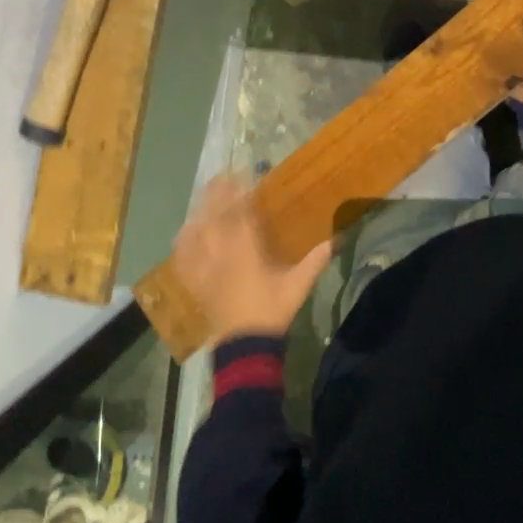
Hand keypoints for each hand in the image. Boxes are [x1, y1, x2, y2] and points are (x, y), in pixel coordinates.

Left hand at [174, 176, 331, 344]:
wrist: (245, 346)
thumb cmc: (272, 311)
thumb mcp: (298, 285)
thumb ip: (316, 259)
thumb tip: (338, 238)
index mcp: (245, 250)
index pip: (239, 212)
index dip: (240, 192)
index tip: (244, 175)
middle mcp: (220, 253)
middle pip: (212, 215)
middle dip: (216, 194)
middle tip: (222, 176)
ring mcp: (204, 268)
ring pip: (195, 232)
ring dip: (199, 211)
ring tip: (205, 197)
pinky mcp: (195, 282)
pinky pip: (184, 256)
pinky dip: (184, 241)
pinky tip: (186, 232)